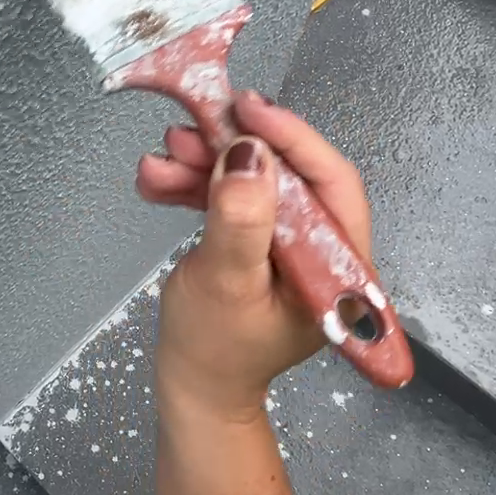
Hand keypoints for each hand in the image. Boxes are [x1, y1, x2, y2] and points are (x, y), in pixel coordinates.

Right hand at [139, 92, 373, 422]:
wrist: (193, 387)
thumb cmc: (214, 349)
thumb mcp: (225, 283)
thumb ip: (240, 221)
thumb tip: (247, 154)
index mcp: (336, 264)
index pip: (330, 181)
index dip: (291, 138)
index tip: (247, 107)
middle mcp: (319, 247)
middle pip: (284, 176)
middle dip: (231, 150)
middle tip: (186, 130)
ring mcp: (286, 243)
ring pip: (251, 183)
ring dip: (202, 166)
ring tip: (160, 161)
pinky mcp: (255, 241)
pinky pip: (229, 200)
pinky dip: (193, 187)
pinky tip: (158, 181)